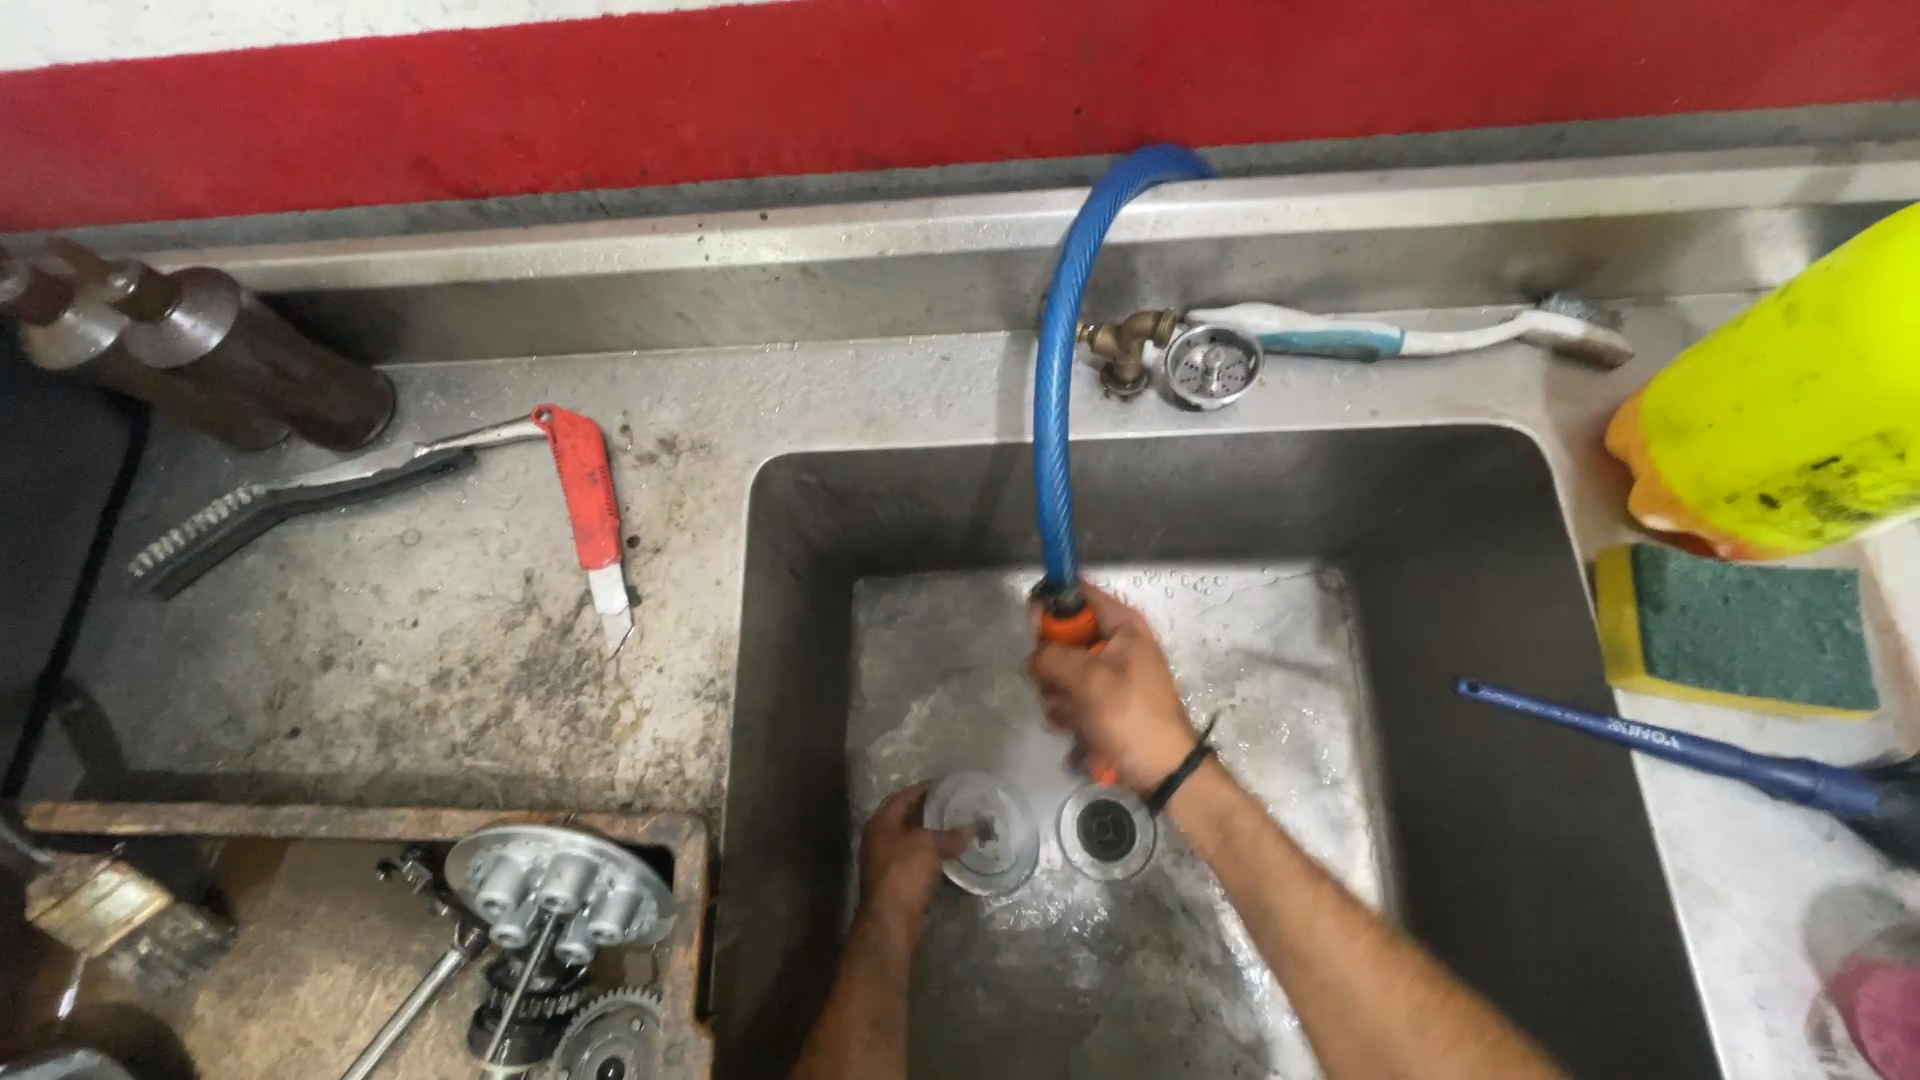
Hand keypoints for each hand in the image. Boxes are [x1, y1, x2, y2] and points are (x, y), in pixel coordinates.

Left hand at [856, 784, 970, 942]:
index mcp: (881, 823)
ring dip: (930, 835)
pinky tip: (949, 853)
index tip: (942, 785)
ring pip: (911, 840)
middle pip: (905, 818)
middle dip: (927, 812)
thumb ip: (949, 836)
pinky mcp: (896, 881)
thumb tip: (970, 830)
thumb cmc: (904, 872)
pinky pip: (916, 859)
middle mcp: (880, 839)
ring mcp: (886, 861)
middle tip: (953, 805)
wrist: (891, 919)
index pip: (901, 797)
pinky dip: (930, 854)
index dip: (921, 789)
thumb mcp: (929, 846)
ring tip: (955, 827)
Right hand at [1027, 583, 1198, 795]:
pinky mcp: (1100, 700)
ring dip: (1057, 692)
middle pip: (1061, 635)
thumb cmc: (1131, 715)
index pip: (1077, 593)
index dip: (1051, 606)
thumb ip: (1052, 656)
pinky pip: (1067, 694)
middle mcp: (1114, 641)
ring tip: (1072, 712)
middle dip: (1052, 662)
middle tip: (1055, 681)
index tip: (1034, 631)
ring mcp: (1106, 673)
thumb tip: (1033, 656)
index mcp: (1122, 623)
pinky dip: (1066, 710)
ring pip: (1059, 668)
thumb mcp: (1089, 679)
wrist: (1161, 770)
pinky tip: (1075, 726)